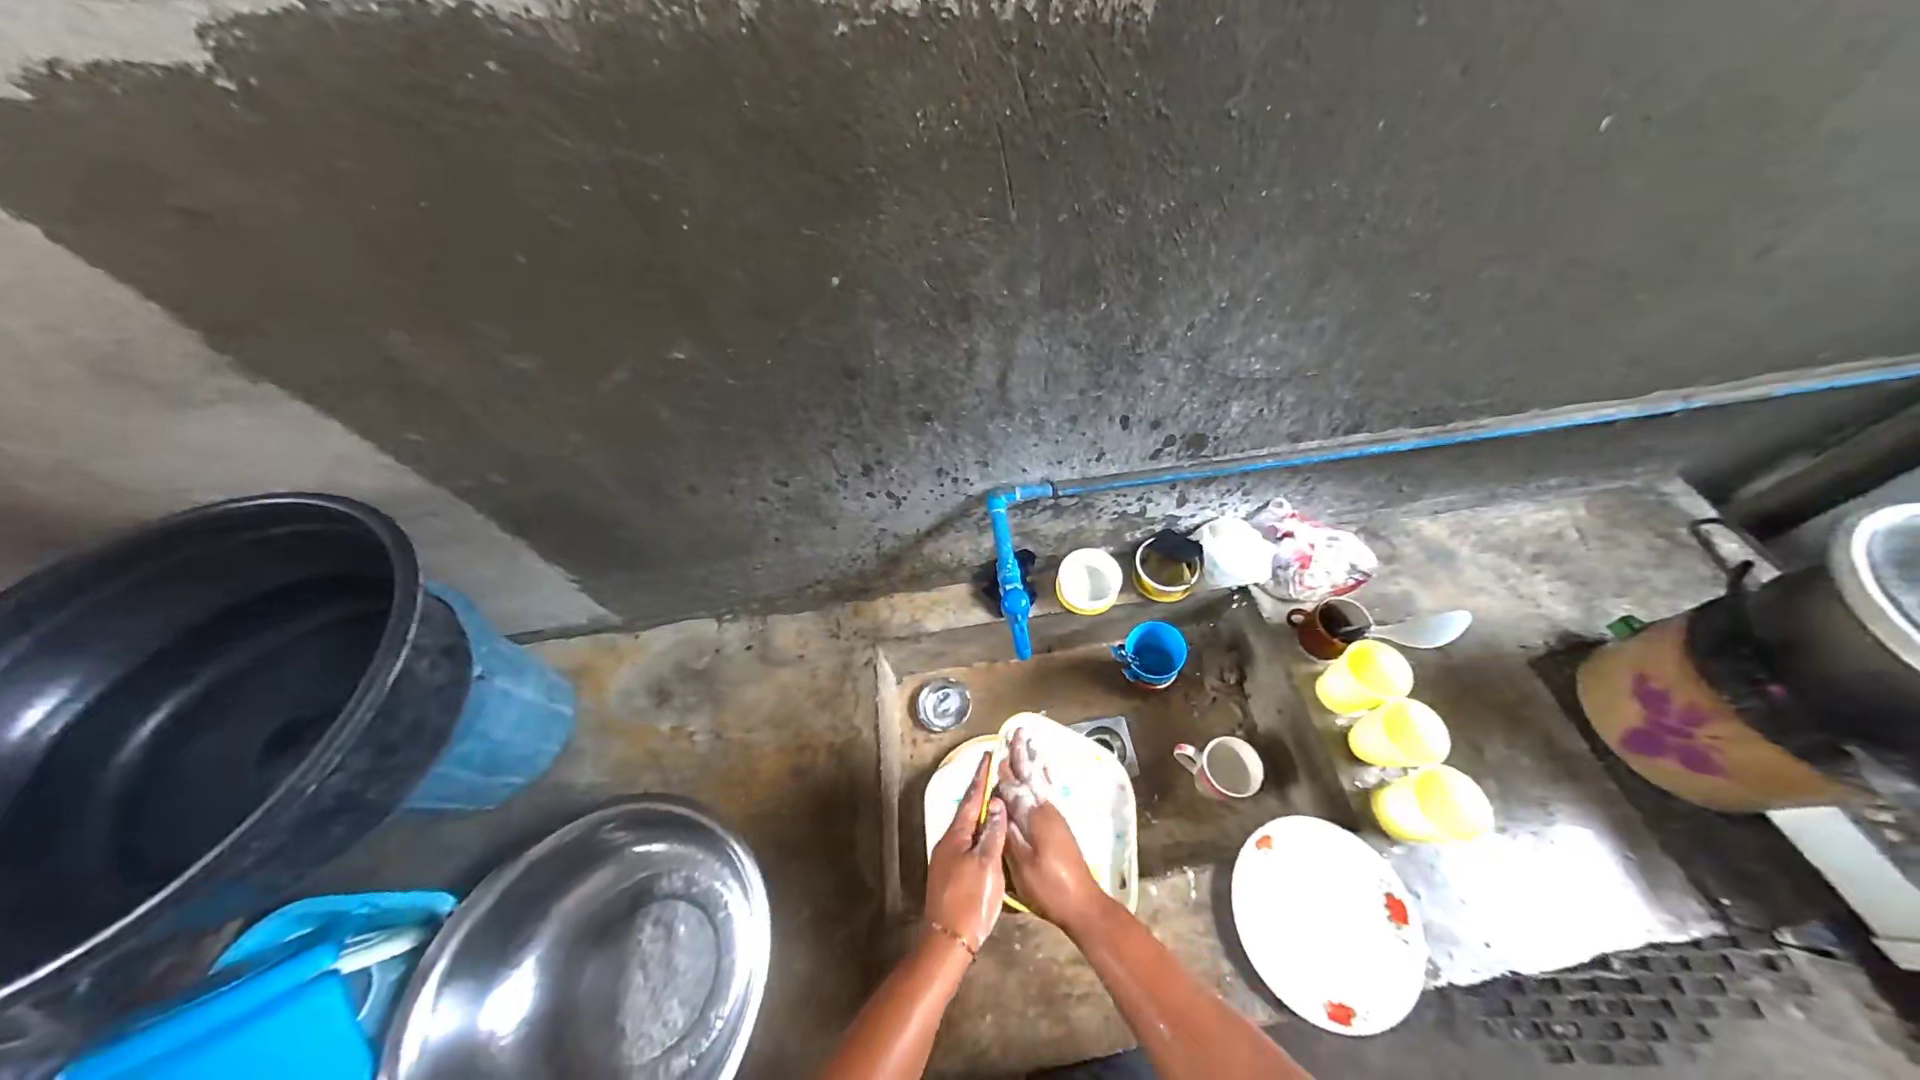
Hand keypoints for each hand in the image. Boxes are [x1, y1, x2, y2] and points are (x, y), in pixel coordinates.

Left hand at [925, 751, 1007, 953]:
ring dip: (980, 814)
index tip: (986, 756)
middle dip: (980, 793)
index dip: (980, 777)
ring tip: (994, 803)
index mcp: (956, 835)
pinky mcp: (949, 873)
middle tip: (993, 775)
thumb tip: (995, 803)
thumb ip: (992, 833)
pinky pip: (966, 843)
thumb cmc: (971, 899)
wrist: (949, 939)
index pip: (970, 799)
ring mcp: (946, 858)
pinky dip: (978, 833)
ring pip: (966, 828)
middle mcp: (947, 842)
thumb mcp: (987, 864)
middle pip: (966, 811)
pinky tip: (987, 837)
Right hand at [1000, 733, 1107, 932]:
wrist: (1081, 903)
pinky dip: (1043, 775)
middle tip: (1017, 732)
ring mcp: (1055, 815)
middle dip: (1021, 754)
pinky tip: (1043, 772)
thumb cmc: (1048, 886)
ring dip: (1033, 760)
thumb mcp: (1021, 863)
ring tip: (1029, 742)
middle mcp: (1046, 809)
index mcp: (1034, 816)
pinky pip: (1048, 789)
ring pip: (1041, 779)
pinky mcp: (1059, 823)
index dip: (1002, 770)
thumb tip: (997, 802)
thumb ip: (1008, 831)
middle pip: (1030, 775)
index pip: (1012, 787)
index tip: (996, 750)